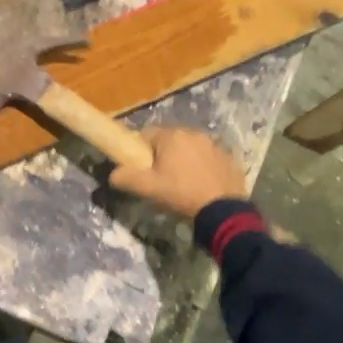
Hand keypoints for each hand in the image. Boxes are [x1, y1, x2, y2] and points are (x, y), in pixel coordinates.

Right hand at [109, 127, 247, 219]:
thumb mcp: (147, 188)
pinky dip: (201, 167)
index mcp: (172, 136)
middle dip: (162, 155)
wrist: (222, 210)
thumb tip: (113, 174)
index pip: (146, 135)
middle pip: (169, 140)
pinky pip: (207, 158)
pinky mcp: (228, 158)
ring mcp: (214, 144)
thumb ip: (125, 178)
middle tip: (159, 178)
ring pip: (189, 148)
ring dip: (183, 160)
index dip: (139, 151)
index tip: (140, 169)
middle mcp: (194, 133)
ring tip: (181, 183)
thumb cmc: (180, 194)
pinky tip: (200, 185)